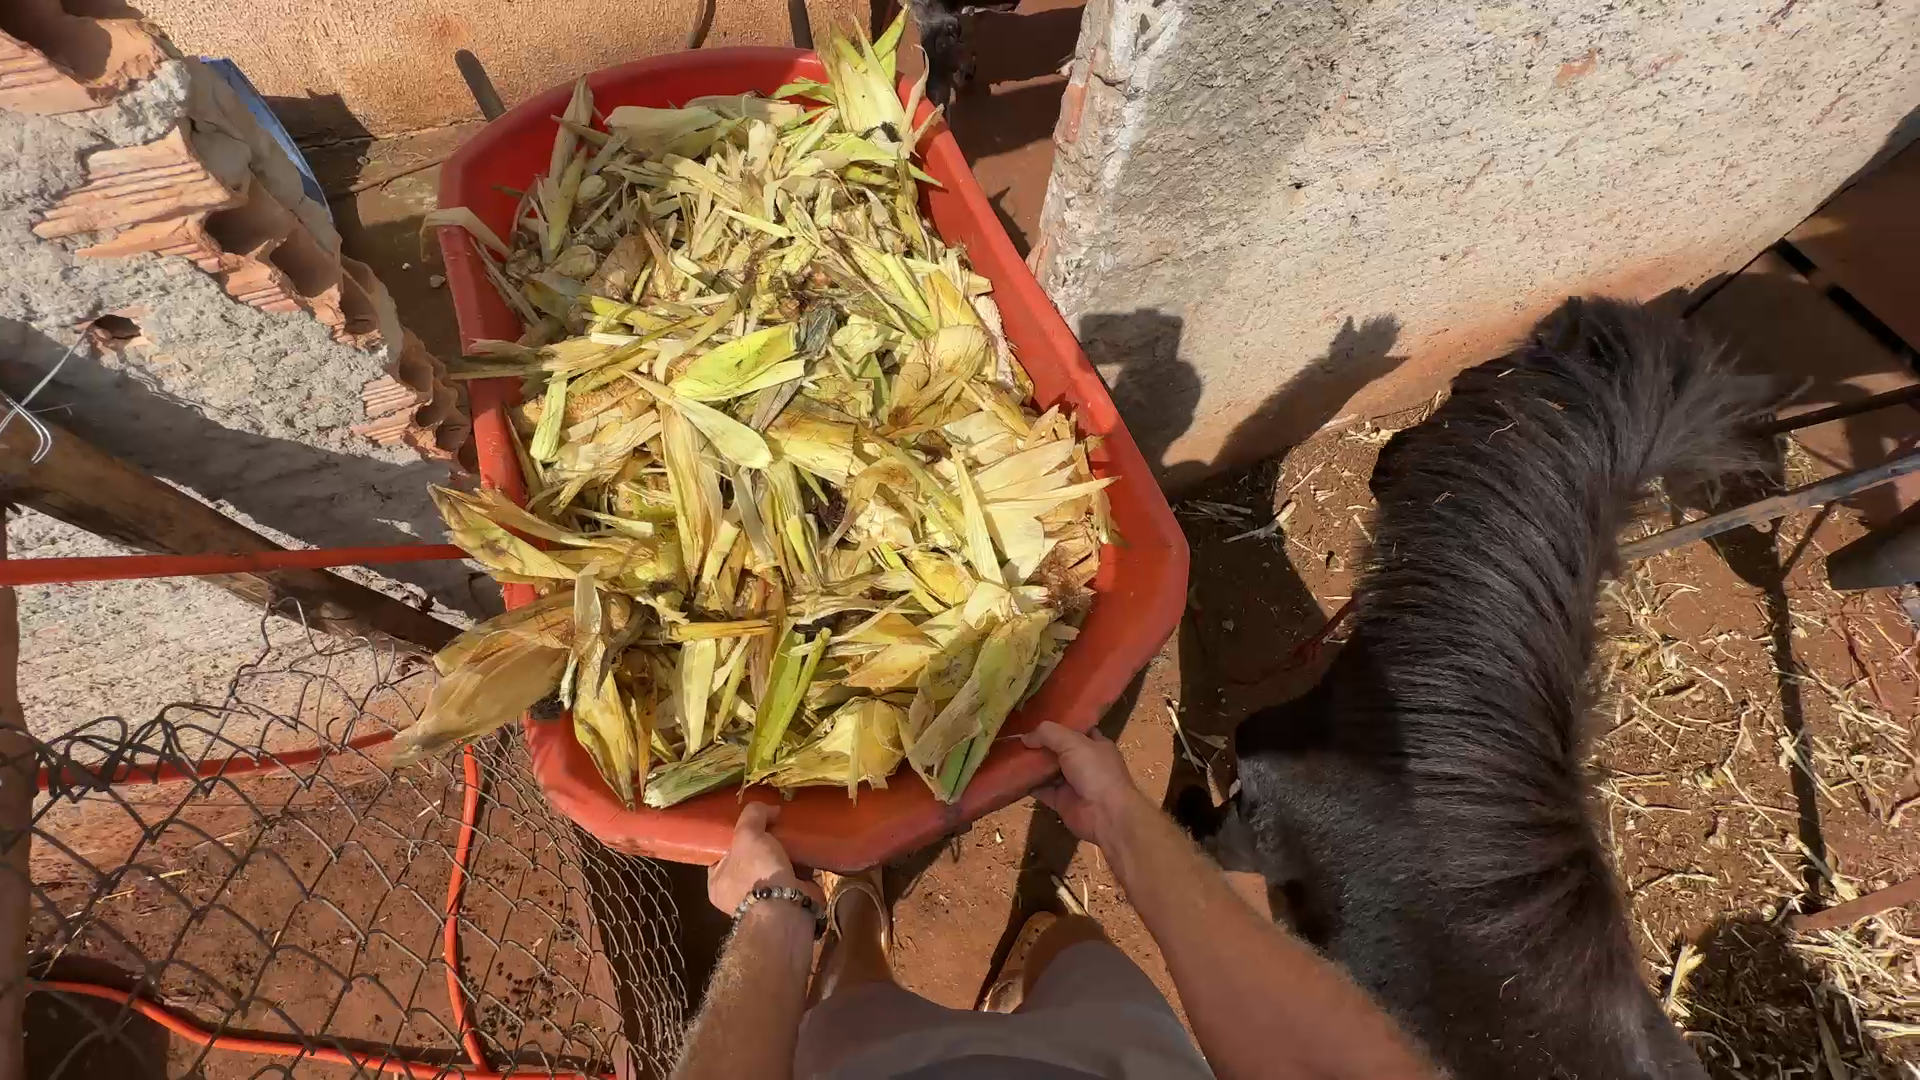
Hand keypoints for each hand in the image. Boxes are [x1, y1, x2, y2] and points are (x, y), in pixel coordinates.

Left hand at [707, 803, 823, 913]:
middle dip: (767, 840)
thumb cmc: (757, 873)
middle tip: (779, 822)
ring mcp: (766, 896)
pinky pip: (796, 872)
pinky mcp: (790, 896)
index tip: (753, 820)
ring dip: (787, 849)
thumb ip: (753, 816)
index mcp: (719, 881)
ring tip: (797, 830)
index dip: (737, 834)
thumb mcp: (747, 836)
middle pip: (753, 854)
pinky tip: (809, 845)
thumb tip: (771, 809)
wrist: (785, 910)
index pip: (724, 852)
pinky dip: (803, 860)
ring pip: (776, 863)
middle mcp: (739, 891)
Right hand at [1021, 721, 1147, 848]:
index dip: (1058, 723)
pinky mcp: (1061, 801)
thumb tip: (1025, 737)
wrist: (1106, 815)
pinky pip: (1041, 789)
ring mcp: (1072, 783)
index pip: (1075, 729)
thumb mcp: (1073, 742)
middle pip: (1058, 749)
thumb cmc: (1095, 771)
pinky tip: (1012, 775)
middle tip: (1016, 735)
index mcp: (1095, 744)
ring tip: (1010, 752)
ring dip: (1031, 763)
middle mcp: (1084, 762)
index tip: (1035, 717)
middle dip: (1039, 743)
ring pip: (1048, 769)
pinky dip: (1028, 784)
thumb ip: (1048, 734)